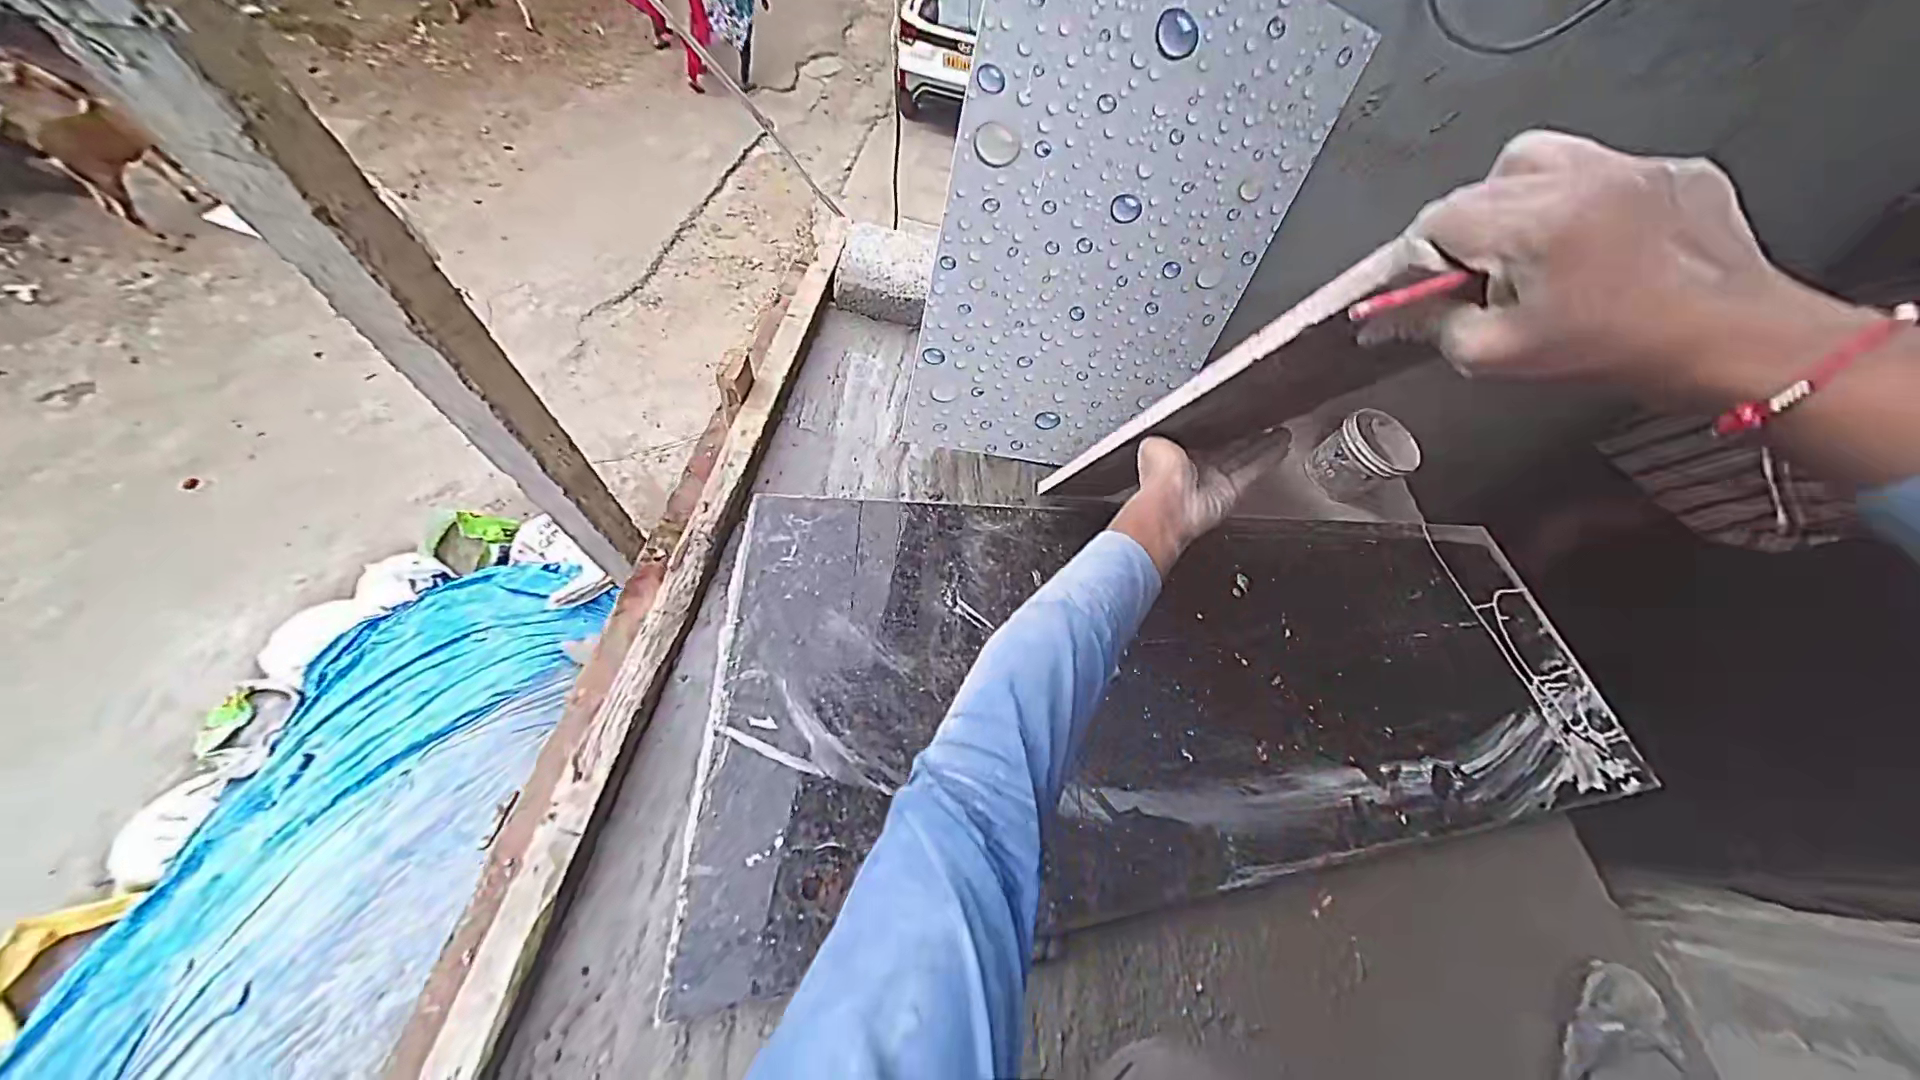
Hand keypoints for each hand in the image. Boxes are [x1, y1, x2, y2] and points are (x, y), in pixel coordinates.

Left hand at [1108, 434, 1288, 576]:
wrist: (1169, 504)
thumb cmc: (1157, 476)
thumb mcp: (1154, 442)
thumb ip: (1163, 434)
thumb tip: (1158, 428)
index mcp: (1175, 455)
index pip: (1202, 437)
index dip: (1218, 427)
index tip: (1233, 416)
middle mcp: (1196, 468)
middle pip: (1227, 447)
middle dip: (1245, 435)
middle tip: (1263, 422)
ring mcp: (1214, 480)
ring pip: (1244, 457)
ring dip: (1262, 443)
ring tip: (1279, 430)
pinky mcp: (1231, 490)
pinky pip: (1252, 470)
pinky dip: (1268, 457)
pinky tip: (1281, 443)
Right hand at [1400, 130, 1872, 408]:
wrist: (1724, 341)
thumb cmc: (1612, 351)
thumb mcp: (1492, 353)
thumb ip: (1428, 325)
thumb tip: (1385, 316)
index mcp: (1538, 224)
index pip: (1437, 220)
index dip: (1413, 258)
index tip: (1406, 290)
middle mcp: (1583, 178)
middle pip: (1475, 190)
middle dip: (1456, 238)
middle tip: (1464, 285)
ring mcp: (1629, 167)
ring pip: (1526, 164)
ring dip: (1502, 206)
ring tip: (1513, 252)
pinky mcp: (1663, 170)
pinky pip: (1586, 168)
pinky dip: (1559, 202)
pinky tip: (1570, 245)